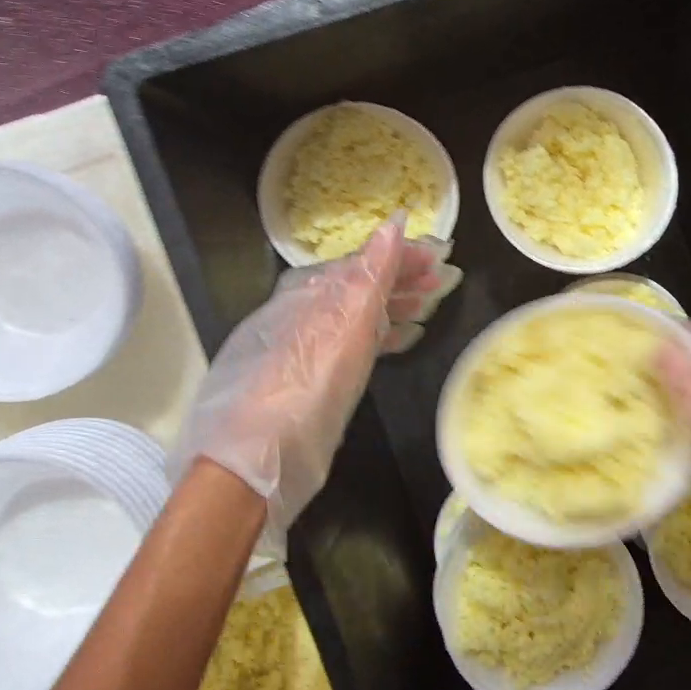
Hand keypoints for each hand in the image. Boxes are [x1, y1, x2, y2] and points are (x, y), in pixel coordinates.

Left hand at [176, 216, 460, 554]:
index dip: (401, 255)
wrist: (248, 465)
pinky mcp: (301, 380)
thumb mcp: (344, 328)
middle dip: (400, 278)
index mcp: (308, 294)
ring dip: (391, 306)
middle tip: (441, 279)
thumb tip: (394, 224)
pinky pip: (347, 343)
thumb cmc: (303, 394)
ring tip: (426, 308)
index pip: (362, 262)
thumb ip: (370, 276)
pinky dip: (376, 336)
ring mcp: (299, 348)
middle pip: (357, 286)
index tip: (440, 255)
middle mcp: (300, 314)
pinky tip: (396, 344)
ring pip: (353, 315)